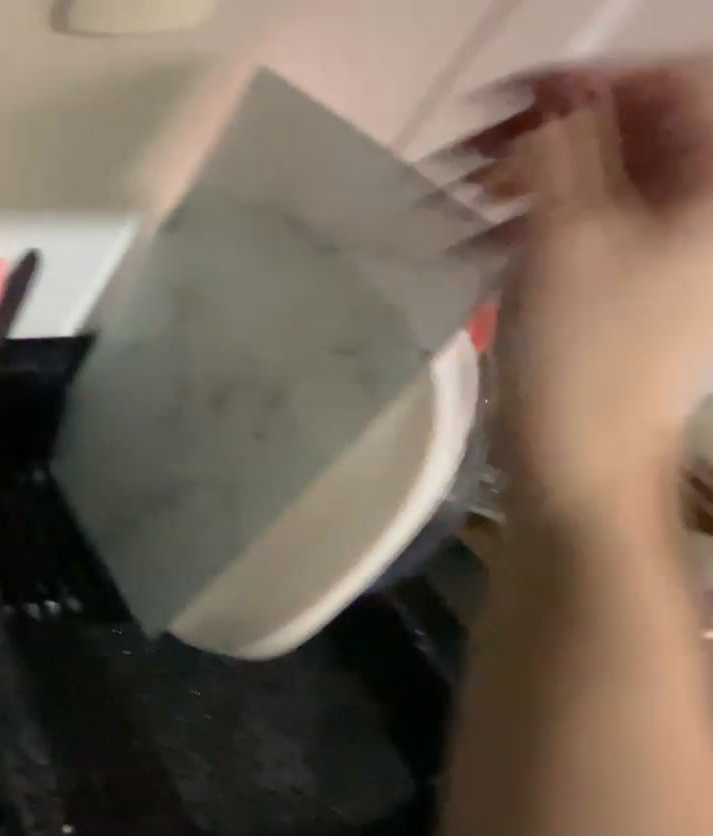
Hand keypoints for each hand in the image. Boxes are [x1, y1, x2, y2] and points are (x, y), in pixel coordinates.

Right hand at [456, 62, 712, 517]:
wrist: (580, 448)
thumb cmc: (581, 348)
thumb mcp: (565, 239)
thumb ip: (560, 157)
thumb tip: (549, 100)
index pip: (674, 87)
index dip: (588, 82)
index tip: (502, 100)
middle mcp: (705, 203)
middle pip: (633, 132)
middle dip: (546, 133)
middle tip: (463, 155)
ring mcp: (668, 243)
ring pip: (599, 178)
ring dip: (523, 179)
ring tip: (452, 200)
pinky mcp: (625, 278)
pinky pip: (582, 222)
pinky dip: (524, 220)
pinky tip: (470, 240)